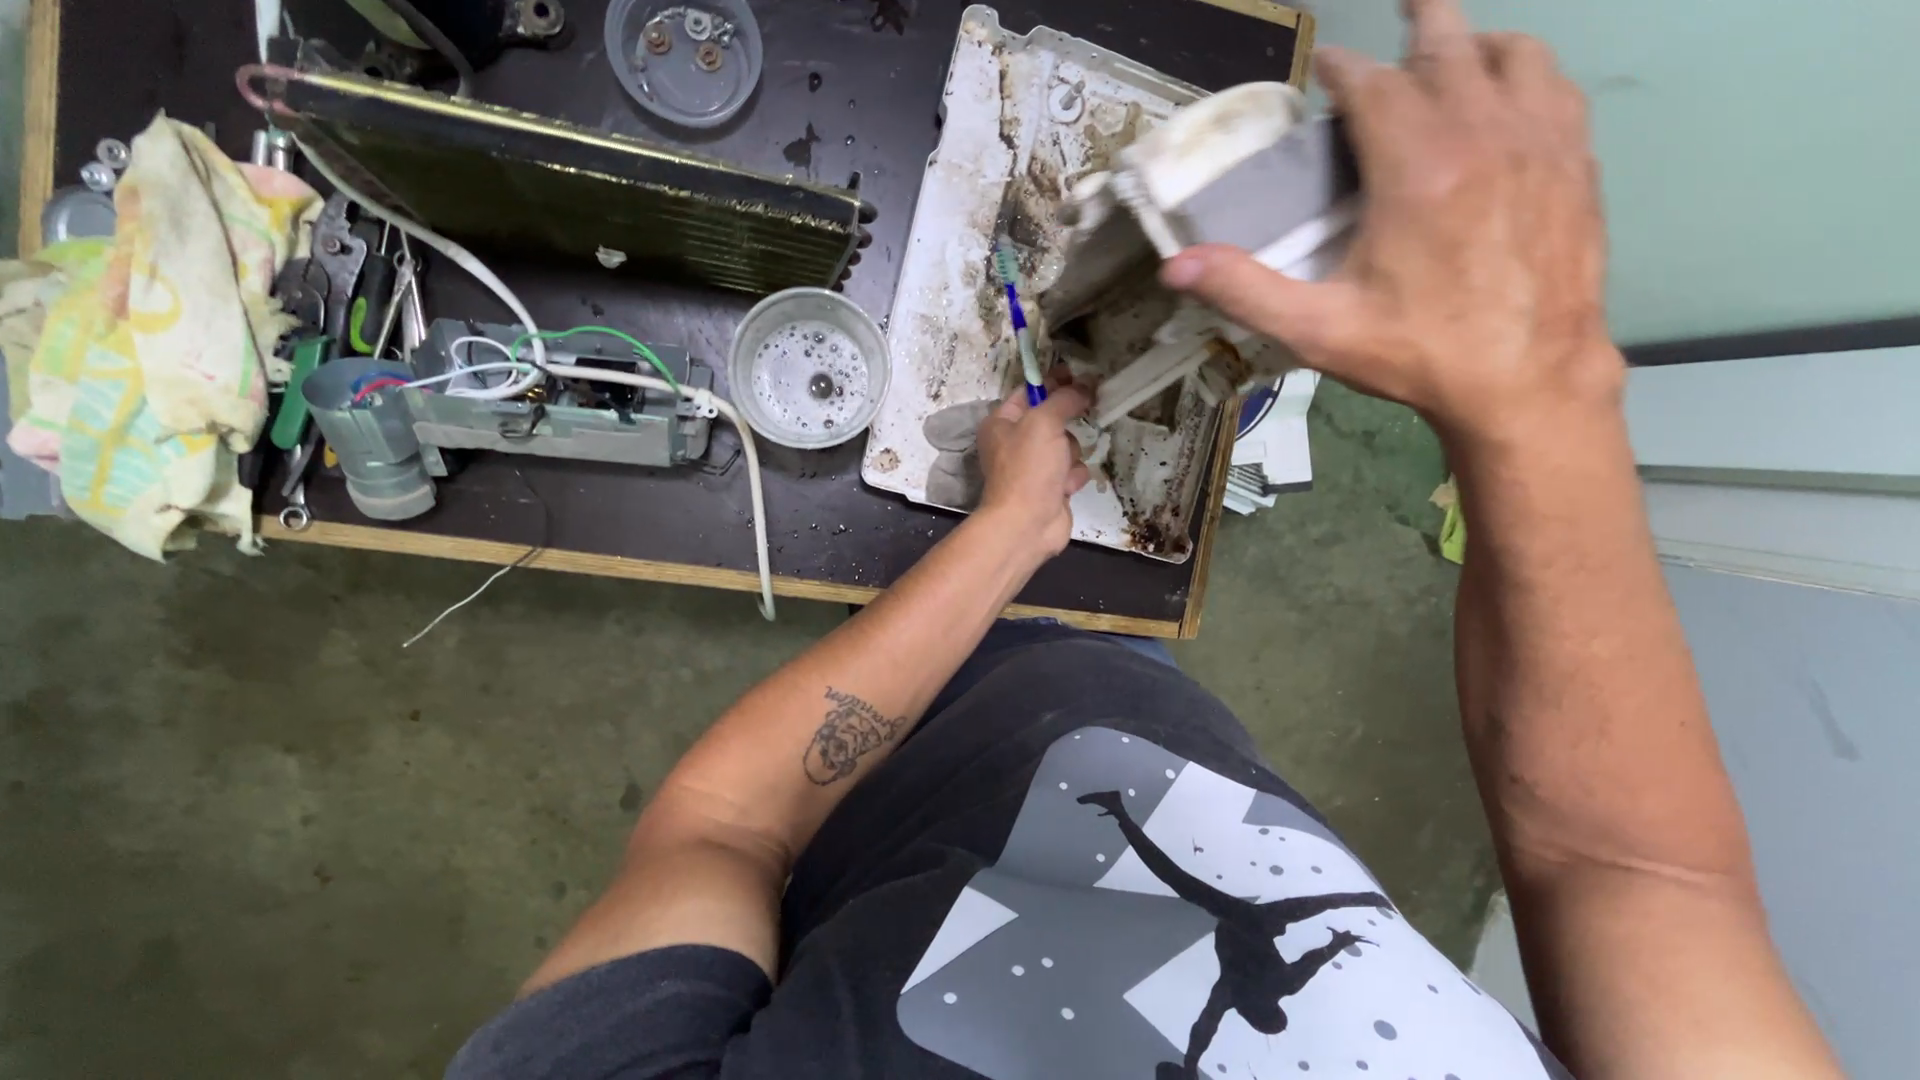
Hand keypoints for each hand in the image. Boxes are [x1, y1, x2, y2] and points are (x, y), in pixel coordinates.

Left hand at [973, 385, 1091, 557]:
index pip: (1029, 392)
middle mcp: (1014, 443)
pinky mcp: (1051, 488)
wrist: (1027, 523)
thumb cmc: (1028, 468)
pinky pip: (1072, 470)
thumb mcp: (1044, 422)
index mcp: (1001, 423)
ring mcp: (1033, 467)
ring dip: (1071, 454)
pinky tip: (1063, 487)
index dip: (1052, 382)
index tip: (1077, 374)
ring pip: (1068, 445)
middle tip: (1081, 415)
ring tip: (1061, 468)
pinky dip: (1072, 477)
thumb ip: (1065, 399)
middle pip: (1052, 419)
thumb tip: (1085, 385)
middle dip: (1066, 425)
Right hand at [1159, 0, 1622, 447]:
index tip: (1324, 68)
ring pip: (1513, 55)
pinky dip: (1523, 75)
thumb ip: (1246, 291)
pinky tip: (1508, 97)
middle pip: (1450, 44)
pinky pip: (1554, 88)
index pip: (1373, 86)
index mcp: (1418, 169)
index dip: (1343, 69)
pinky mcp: (1576, 164)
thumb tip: (1175, 267)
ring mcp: (1541, 143)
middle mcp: (1484, 135)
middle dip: (1419, 17)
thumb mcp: (1317, 330)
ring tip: (1450, 53)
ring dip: (1474, 44)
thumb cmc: (1417, 354)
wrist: (1527, 383)